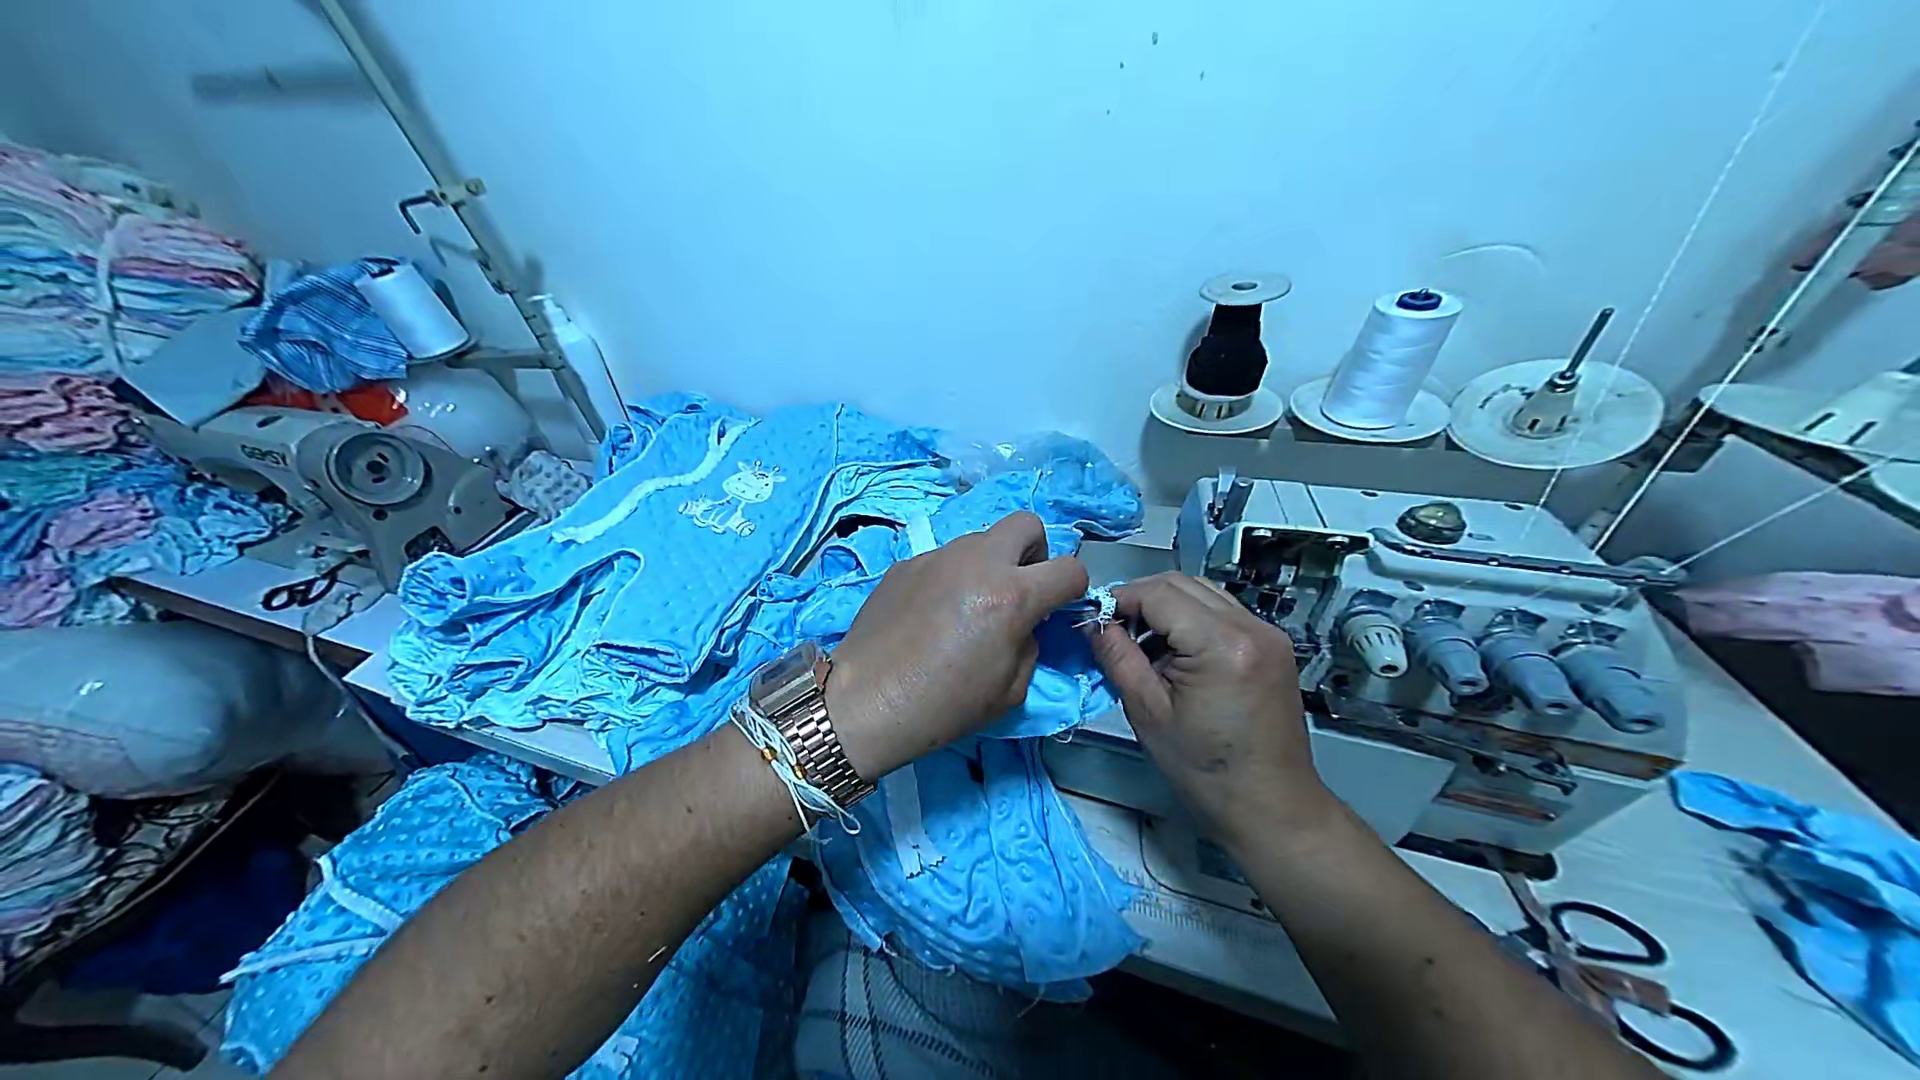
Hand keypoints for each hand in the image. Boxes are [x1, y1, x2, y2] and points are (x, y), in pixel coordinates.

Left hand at [828, 511, 1089, 777]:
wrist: (866, 701)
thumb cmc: (944, 705)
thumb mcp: (1011, 689)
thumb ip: (1030, 643)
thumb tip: (1026, 623)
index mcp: (1011, 595)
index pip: (1070, 568)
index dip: (1073, 588)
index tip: (1058, 606)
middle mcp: (977, 562)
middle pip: (1026, 523)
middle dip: (1034, 552)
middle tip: (1018, 588)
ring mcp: (937, 556)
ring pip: (981, 539)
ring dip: (989, 563)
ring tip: (968, 603)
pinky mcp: (907, 563)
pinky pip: (944, 558)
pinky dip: (951, 576)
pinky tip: (931, 611)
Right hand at [1086, 572, 1337, 849]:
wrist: (1269, 805)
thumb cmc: (1203, 768)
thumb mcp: (1146, 711)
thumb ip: (1116, 656)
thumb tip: (1092, 621)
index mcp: (1221, 644)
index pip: (1158, 593)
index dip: (1120, 599)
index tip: (1095, 621)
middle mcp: (1251, 626)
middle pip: (1181, 583)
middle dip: (1141, 599)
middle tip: (1115, 631)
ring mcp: (1268, 633)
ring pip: (1202, 592)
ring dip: (1166, 607)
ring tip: (1145, 645)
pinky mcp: (1272, 644)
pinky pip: (1221, 611)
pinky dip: (1191, 619)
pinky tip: (1176, 652)